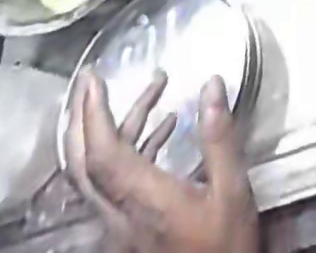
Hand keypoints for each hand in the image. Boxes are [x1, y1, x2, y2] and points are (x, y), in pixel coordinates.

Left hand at [65, 71, 257, 252]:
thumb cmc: (225, 245)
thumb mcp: (232, 188)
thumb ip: (219, 136)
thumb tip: (211, 83)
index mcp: (143, 200)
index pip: (104, 153)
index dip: (94, 115)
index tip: (94, 79)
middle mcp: (120, 212)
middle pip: (85, 163)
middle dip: (83, 118)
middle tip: (91, 80)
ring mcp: (121, 223)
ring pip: (100, 171)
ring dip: (118, 125)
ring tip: (156, 85)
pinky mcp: (131, 227)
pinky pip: (118, 180)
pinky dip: (135, 145)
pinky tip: (167, 126)